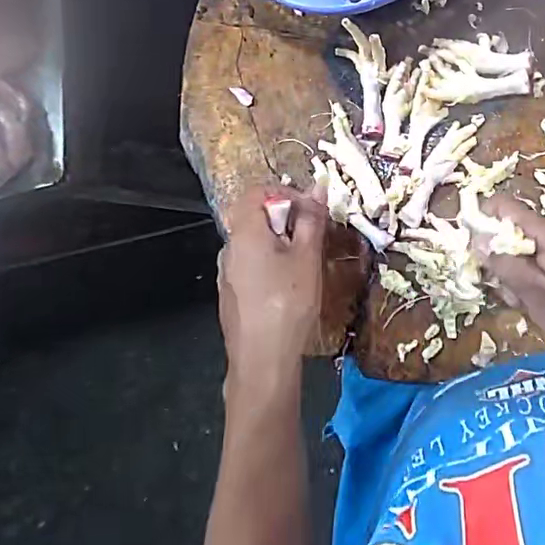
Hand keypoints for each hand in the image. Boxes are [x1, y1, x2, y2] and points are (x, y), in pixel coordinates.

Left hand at [217, 186, 326, 388]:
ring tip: (304, 261)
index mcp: (245, 232)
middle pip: (254, 215)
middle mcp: (229, 247)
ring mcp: (227, 272)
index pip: (257, 191)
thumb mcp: (307, 256)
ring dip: (279, 241)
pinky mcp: (231, 293)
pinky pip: (250, 263)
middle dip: (286, 217)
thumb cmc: (288, 302)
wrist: (262, 359)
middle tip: (312, 236)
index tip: (311, 210)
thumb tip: (317, 186)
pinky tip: (288, 285)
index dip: (286, 192)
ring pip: (254, 241)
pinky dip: (270, 262)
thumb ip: (311, 218)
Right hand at [484, 197, 544, 357]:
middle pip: (511, 229)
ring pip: (524, 248)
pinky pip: (540, 259)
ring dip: (514, 272)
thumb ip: (506, 267)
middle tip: (504, 291)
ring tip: (524, 304)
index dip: (481, 221)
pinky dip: (531, 278)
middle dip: (498, 257)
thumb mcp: (538, 296)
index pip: (503, 206)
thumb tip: (475, 241)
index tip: (470, 252)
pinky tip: (539, 304)